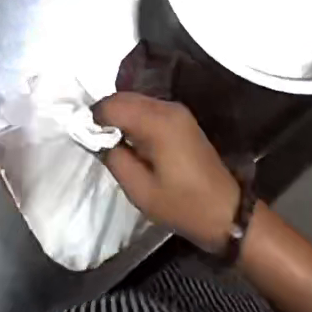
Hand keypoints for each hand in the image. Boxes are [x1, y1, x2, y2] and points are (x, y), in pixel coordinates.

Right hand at [93, 92, 240, 253]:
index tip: (84, 138)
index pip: (113, 105)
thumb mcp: (140, 189)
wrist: (227, 214)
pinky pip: (147, 109)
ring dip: (118, 115)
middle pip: (124, 98)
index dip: (94, 119)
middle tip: (93, 140)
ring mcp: (177, 112)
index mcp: (158, 123)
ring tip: (109, 143)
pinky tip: (129, 141)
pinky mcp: (181, 119)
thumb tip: (95, 139)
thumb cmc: (182, 205)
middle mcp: (168, 108)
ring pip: (135, 101)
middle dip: (105, 114)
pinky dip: (132, 118)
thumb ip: (113, 158)